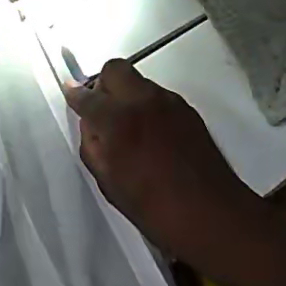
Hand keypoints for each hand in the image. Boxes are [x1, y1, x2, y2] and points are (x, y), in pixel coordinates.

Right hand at [64, 59, 259, 268]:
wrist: (213, 216)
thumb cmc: (155, 208)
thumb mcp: (109, 183)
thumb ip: (93, 145)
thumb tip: (90, 125)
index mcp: (117, 120)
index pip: (86, 96)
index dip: (75, 96)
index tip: (72, 96)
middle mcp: (142, 101)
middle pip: (114, 70)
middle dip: (104, 85)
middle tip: (104, 109)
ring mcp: (168, 102)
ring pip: (138, 81)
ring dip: (128, 95)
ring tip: (132, 127)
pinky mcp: (187, 110)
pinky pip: (158, 96)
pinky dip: (149, 106)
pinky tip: (154, 135)